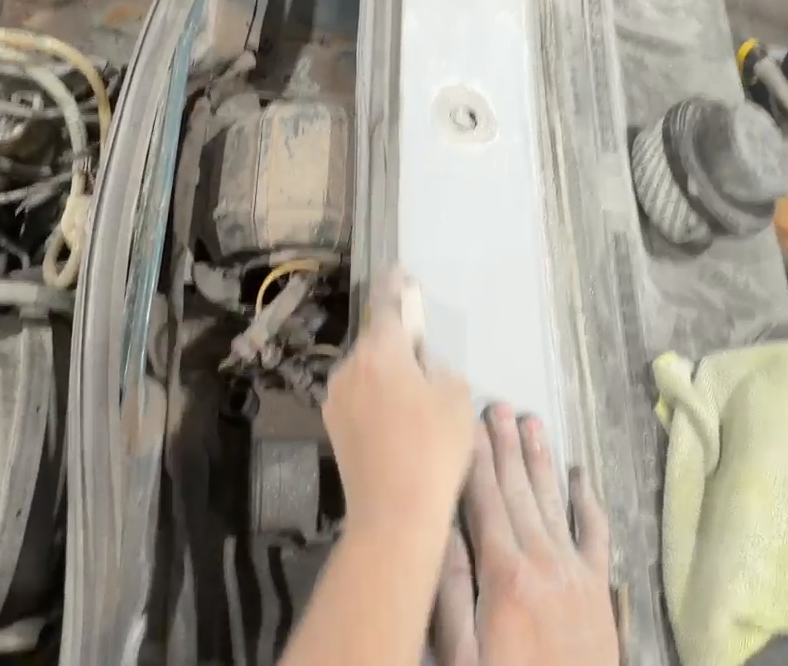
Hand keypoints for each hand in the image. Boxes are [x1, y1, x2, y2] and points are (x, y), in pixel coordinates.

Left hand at [323, 269, 475, 536]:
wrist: (394, 515)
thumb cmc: (434, 449)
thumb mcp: (455, 396)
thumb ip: (437, 365)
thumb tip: (420, 363)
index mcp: (380, 351)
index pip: (387, 305)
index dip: (396, 286)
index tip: (400, 273)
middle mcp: (350, 366)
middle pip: (376, 340)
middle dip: (397, 340)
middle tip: (423, 353)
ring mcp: (336, 397)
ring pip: (366, 370)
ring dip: (386, 371)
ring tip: (414, 398)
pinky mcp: (332, 425)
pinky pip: (359, 395)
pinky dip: (377, 396)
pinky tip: (397, 420)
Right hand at [435, 404, 618, 665]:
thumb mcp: (461, 655)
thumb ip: (451, 590)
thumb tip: (441, 529)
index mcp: (504, 574)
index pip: (484, 500)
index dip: (475, 459)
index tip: (467, 422)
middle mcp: (543, 561)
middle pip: (518, 490)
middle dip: (506, 446)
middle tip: (499, 407)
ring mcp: (576, 572)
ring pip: (553, 500)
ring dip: (539, 459)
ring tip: (531, 422)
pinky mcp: (598, 589)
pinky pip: (595, 533)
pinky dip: (587, 499)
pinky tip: (579, 474)